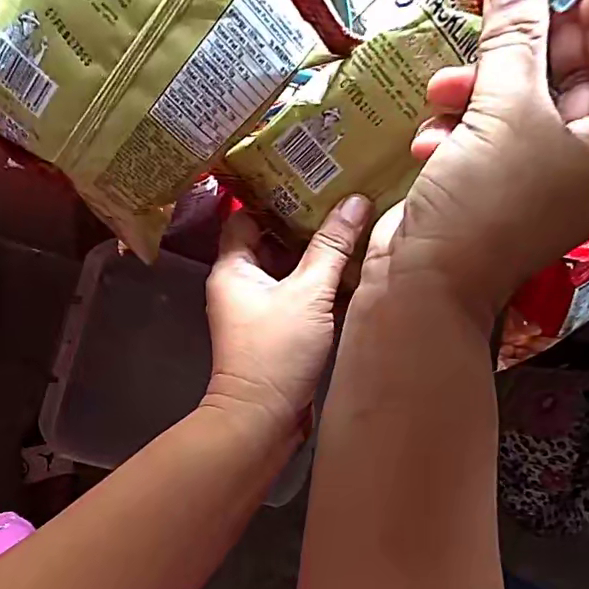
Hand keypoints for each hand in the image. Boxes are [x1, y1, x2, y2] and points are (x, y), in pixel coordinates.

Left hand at [203, 196, 372, 438]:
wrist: (262, 417)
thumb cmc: (276, 350)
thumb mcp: (307, 293)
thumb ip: (331, 247)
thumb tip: (355, 200)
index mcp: (232, 268)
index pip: (244, 215)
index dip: (271, 193)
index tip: (305, 171)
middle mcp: (239, 283)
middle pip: (271, 239)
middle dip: (304, 219)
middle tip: (343, 191)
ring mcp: (258, 307)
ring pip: (288, 268)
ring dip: (316, 251)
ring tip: (356, 219)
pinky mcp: (277, 328)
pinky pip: (298, 293)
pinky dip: (320, 281)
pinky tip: (354, 265)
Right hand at [365, 0, 588, 328]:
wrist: (421, 283)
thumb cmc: (482, 204)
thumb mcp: (504, 113)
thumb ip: (515, 38)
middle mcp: (585, 164)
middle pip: (571, 82)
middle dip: (526, 52)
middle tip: (500, 14)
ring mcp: (533, 180)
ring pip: (517, 110)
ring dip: (478, 91)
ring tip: (442, 86)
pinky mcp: (488, 190)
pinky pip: (483, 141)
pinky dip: (457, 130)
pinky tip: (430, 135)